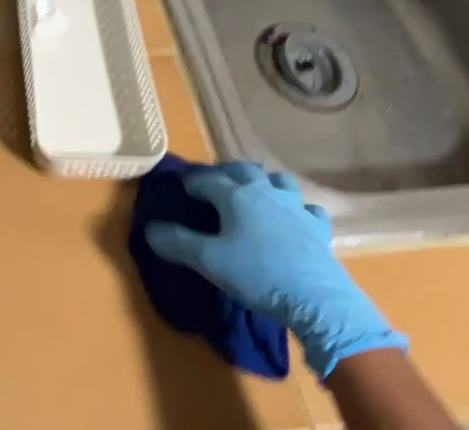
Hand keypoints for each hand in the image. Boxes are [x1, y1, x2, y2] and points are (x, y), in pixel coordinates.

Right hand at [145, 162, 405, 377]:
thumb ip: (178, 243)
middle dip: (226, 172)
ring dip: (265, 182)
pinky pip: (308, 209)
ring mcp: (296, 207)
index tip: (182, 187)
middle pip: (243, 170)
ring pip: (279, 181)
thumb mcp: (209, 261)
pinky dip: (298, 209)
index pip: (207, 179)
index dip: (192, 181)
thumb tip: (150, 229)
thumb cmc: (258, 275)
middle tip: (216, 183)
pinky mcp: (318, 228)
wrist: (317, 300)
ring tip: (256, 193)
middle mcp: (266, 191)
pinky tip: (294, 219)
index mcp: (236, 195)